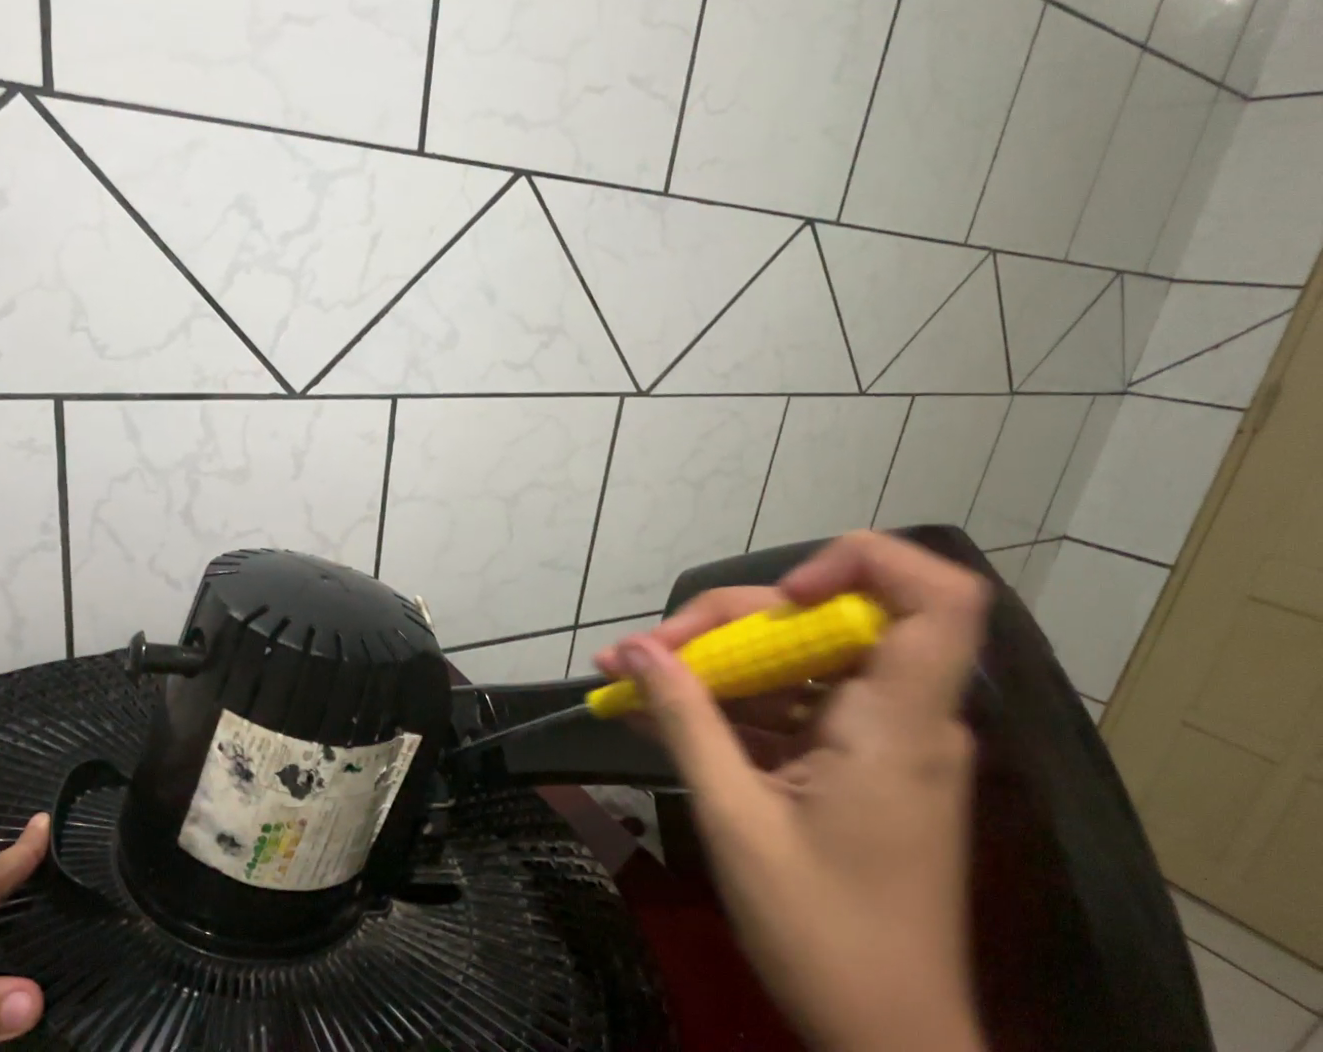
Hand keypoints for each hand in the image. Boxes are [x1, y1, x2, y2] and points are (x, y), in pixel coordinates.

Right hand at [597, 531, 988, 1051]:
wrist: (886, 1038)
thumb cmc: (819, 933)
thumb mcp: (734, 819)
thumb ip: (685, 721)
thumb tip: (634, 650)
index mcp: (897, 725)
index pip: (935, 598)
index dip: (862, 564)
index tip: (777, 599)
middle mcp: (904, 719)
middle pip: (828, 623)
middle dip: (729, 625)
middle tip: (646, 653)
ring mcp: (881, 744)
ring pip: (803, 665)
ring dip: (718, 666)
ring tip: (633, 680)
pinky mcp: (859, 770)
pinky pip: (796, 711)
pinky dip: (733, 707)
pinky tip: (661, 715)